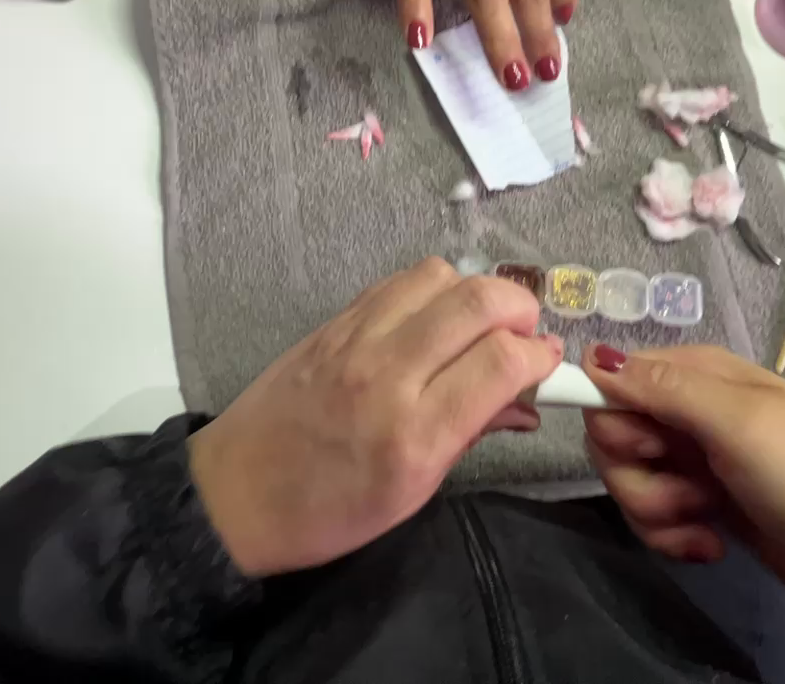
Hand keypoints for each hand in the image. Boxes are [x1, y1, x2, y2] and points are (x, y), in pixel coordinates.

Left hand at [189, 259, 563, 575]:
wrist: (238, 490)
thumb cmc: (331, 510)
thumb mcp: (415, 489)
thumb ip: (474, 430)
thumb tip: (528, 396)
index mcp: (414, 432)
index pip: (501, 360)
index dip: (539, 353)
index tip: (546, 363)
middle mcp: (387, 371)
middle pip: (477, 299)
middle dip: (519, 307)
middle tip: (524, 333)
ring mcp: (356, 336)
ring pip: (438, 275)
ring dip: (474, 291)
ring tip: (476, 324)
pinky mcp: (334, 320)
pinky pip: (397, 281)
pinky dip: (431, 290)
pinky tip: (432, 318)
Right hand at [582, 344, 784, 641]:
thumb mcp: (741, 425)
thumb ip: (663, 388)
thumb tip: (587, 355)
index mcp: (694, 374)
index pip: (610, 376)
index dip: (612, 414)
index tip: (647, 447)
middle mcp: (685, 409)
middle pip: (610, 431)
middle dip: (635, 471)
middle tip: (686, 489)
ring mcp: (692, 458)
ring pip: (625, 475)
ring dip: (655, 507)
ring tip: (704, 519)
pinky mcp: (699, 504)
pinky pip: (650, 512)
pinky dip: (671, 533)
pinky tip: (709, 544)